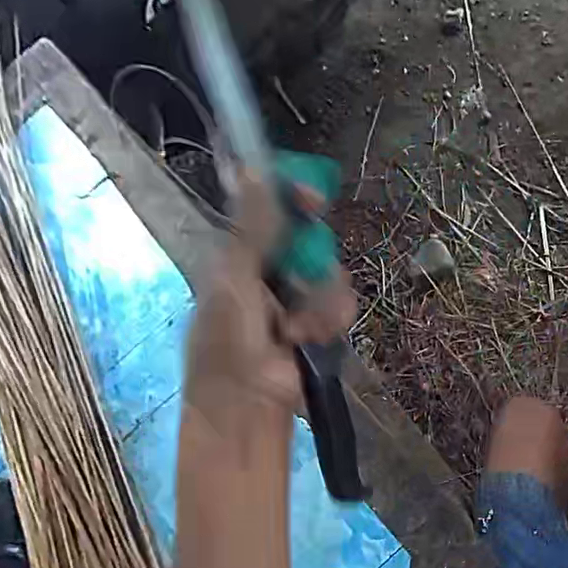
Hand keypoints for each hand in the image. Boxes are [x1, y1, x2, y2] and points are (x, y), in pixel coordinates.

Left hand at [184, 171, 356, 418]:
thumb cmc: (227, 339)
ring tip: (301, 329)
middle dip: (315, 263)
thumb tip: (253, 168)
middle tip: (307, 277)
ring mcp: (299, 303)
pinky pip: (341, 307)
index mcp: (241, 257)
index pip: (273, 214)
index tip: (314, 197)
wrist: (246, 400)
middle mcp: (272, 275)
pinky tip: (312, 338)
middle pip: (311, 244)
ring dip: (321, 302)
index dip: (294, 200)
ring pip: (332, 277)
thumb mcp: (234, 277)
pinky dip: (330, 322)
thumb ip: (252, 227)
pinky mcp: (322, 328)